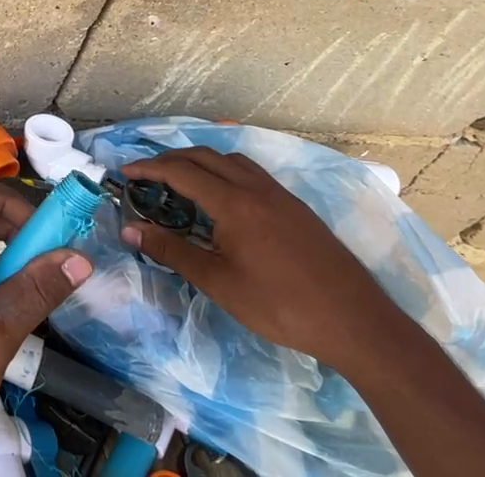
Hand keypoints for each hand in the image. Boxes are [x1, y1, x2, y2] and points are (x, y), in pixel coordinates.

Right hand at [120, 146, 403, 370]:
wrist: (359, 326)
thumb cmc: (282, 306)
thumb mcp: (219, 283)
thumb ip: (172, 252)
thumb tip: (129, 230)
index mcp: (235, 204)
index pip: (181, 171)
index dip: (148, 168)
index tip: (124, 173)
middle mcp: (258, 190)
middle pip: (206, 157)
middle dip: (171, 159)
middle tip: (148, 175)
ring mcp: (283, 198)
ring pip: (234, 162)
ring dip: (202, 163)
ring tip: (184, 182)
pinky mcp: (299, 211)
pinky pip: (254, 176)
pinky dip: (227, 174)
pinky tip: (226, 201)